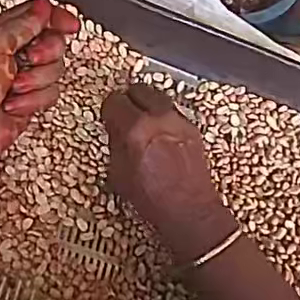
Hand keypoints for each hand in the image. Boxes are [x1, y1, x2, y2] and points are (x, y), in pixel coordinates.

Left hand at [0, 0, 79, 180]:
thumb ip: (24, 23)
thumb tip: (44, 7)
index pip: (36, 15)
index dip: (55, 17)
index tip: (70, 24)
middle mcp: (12, 53)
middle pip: (52, 41)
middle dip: (47, 51)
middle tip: (33, 58)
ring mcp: (22, 78)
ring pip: (55, 69)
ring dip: (37, 79)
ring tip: (15, 87)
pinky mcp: (30, 101)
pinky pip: (51, 94)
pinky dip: (34, 100)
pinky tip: (14, 104)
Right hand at [101, 82, 234, 258]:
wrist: (189, 210)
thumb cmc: (152, 198)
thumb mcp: (119, 173)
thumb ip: (115, 143)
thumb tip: (115, 128)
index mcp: (135, 128)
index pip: (114, 101)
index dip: (108, 110)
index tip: (108, 117)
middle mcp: (159, 118)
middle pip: (139, 90)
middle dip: (128, 100)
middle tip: (123, 114)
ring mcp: (179, 121)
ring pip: (158, 98)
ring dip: (146, 105)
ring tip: (140, 123)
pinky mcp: (192, 128)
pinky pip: (172, 112)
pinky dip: (162, 117)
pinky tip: (158, 134)